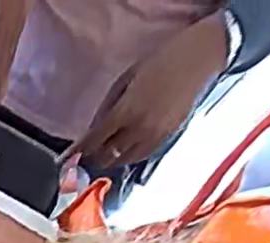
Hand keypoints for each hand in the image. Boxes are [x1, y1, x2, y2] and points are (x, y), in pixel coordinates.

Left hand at [69, 13, 229, 168]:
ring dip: (109, 160)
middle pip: (105, 157)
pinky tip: (123, 151)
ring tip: (104, 154)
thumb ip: (104, 110)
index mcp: (125, 112)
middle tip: (85, 156)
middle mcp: (139, 128)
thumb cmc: (161, 62)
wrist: (205, 53)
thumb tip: (88, 134)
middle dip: (91, 158)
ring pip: (122, 162)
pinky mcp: (170, 136)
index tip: (64, 160)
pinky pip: (141, 156)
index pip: (92, 143)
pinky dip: (127, 158)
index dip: (76, 154)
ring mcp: (156, 134)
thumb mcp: (124, 81)